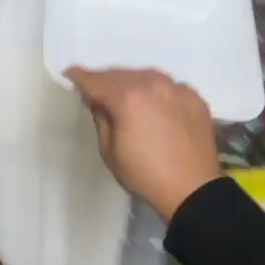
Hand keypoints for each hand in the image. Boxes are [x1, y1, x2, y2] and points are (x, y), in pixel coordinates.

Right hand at [66, 67, 221, 220]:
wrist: (192, 189)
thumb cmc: (145, 176)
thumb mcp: (110, 152)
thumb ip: (101, 120)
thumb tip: (98, 101)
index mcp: (128, 98)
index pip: (96, 81)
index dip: (80, 77)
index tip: (70, 75)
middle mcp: (153, 84)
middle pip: (122, 74)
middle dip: (107, 80)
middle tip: (97, 91)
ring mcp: (177, 88)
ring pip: (147, 76)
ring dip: (132, 83)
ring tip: (125, 96)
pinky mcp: (195, 98)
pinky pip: (169, 87)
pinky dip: (156, 92)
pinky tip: (154, 106)